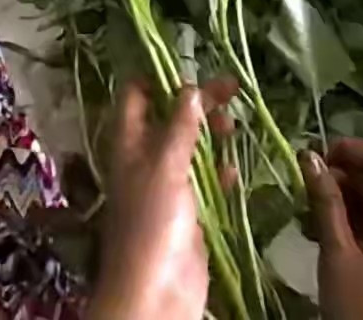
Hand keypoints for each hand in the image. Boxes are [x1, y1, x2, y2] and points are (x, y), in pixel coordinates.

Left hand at [91, 80, 233, 319]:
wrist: (155, 295)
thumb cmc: (152, 221)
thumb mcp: (165, 165)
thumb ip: (179, 126)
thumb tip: (190, 87)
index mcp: (128, 138)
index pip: (136, 92)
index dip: (158, 75)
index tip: (190, 66)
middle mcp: (143, 155)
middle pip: (169, 115)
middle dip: (196, 101)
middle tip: (231, 90)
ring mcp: (165, 183)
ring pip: (189, 145)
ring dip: (210, 133)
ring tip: (234, 125)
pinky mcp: (186, 210)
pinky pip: (203, 180)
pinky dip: (218, 171)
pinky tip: (234, 170)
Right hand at [302, 140, 362, 319]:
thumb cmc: (360, 314)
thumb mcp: (337, 256)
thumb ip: (324, 202)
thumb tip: (307, 154)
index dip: (345, 150)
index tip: (312, 161)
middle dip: (334, 178)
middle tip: (303, 194)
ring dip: (334, 199)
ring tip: (306, 218)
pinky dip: (342, 219)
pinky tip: (317, 233)